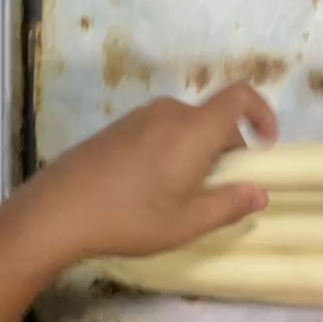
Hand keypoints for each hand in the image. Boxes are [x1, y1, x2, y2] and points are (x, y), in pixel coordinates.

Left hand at [10, 83, 277, 266]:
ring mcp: (139, 117)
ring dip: (199, 152)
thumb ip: (228, 205)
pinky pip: (161, 130)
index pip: (240, 98)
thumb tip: (260, 194)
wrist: (56, 210)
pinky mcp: (118, 128)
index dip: (262, 113)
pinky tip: (150, 187)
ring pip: (187, 126)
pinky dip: (173, 150)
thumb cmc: (129, 218)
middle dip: (228, 149)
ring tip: (182, 195)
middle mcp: (169, 113)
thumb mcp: (185, 224)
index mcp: (193, 130)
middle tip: (219, 190)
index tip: (266, 144)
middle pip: (214, 118)